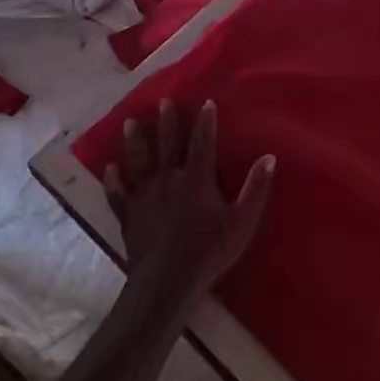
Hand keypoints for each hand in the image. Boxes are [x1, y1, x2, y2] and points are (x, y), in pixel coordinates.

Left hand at [103, 99, 273, 299]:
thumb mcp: (242, 223)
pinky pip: (118, 194)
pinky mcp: (128, 215)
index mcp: (196, 180)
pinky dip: (113, 180)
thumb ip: (256, 189)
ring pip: (137, 162)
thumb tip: (269, 157)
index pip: (203, 143)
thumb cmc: (209, 252)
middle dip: (166, 121)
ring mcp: (144, 197)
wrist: (167, 280)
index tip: (205, 102)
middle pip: (166, 145)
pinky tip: (110, 169)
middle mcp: (167, 180)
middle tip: (163, 101)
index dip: (205, 122)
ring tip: (130, 122)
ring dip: (134, 141)